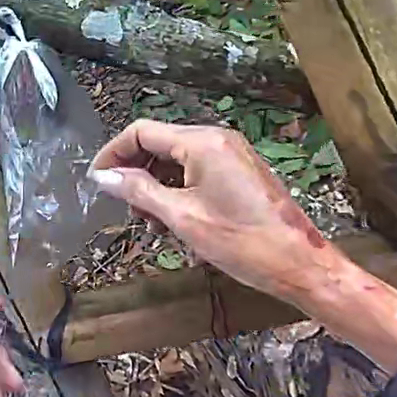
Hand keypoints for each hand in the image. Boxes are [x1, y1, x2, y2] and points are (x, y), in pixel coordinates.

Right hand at [89, 120, 396, 374]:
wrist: (300, 264)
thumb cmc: (242, 242)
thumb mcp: (182, 217)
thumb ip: (139, 191)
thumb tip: (103, 177)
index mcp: (202, 142)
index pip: (141, 132)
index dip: (113, 154)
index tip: (96, 181)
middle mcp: (217, 139)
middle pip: (158, 143)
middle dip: (135, 172)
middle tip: (126, 209)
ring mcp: (231, 153)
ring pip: (176, 158)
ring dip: (155, 184)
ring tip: (150, 221)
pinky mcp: (239, 171)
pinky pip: (196, 170)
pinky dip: (176, 189)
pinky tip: (172, 218)